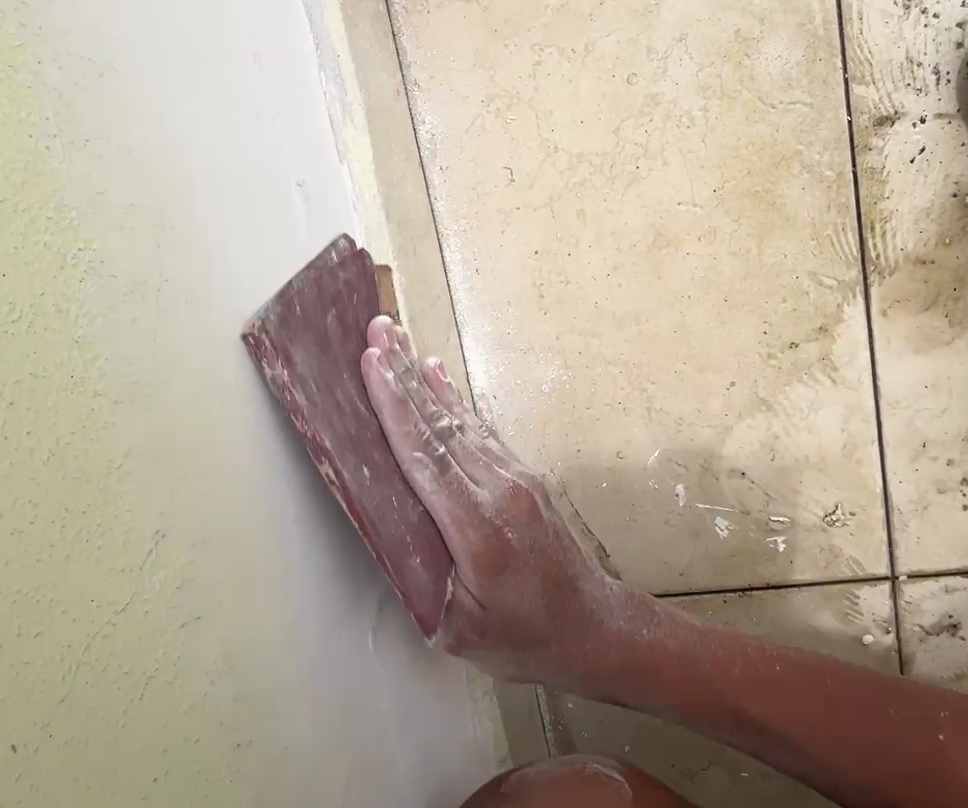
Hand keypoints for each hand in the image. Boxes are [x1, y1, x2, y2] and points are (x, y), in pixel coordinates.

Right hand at [360, 316, 645, 686]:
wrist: (594, 626)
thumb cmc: (524, 637)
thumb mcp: (459, 628)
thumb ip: (419, 577)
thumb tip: (384, 527)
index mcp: (478, 527)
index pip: (426, 456)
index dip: (396, 406)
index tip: (373, 363)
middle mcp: (500, 489)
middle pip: (441, 424)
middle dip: (404, 375)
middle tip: (378, 330)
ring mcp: (517, 477)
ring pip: (461, 421)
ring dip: (425, 380)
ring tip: (400, 342)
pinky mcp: (525, 476)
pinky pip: (481, 432)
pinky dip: (455, 402)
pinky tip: (438, 377)